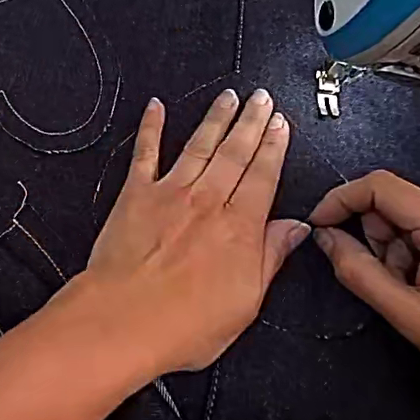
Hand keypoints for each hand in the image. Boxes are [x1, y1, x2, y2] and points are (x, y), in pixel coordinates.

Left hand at [73, 90, 308, 376]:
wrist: (123, 321)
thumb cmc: (184, 323)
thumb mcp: (245, 303)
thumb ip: (271, 257)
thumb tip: (295, 228)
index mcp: (238, 227)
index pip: (263, 174)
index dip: (274, 146)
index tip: (280, 123)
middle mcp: (208, 200)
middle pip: (236, 151)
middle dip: (251, 121)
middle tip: (261, 97)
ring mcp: (171, 192)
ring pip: (200, 144)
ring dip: (216, 118)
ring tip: (229, 96)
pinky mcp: (137, 193)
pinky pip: (146, 152)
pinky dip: (151, 126)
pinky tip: (156, 106)